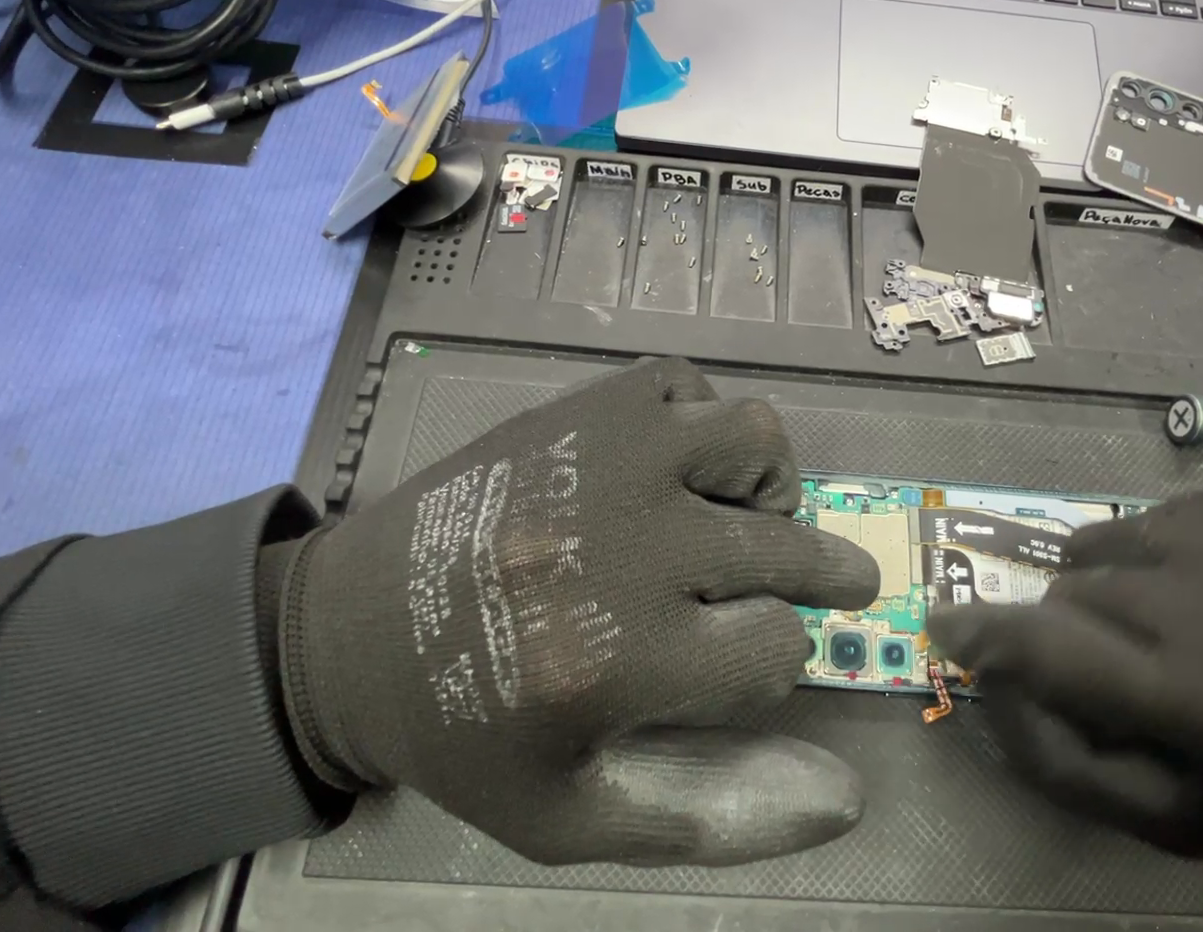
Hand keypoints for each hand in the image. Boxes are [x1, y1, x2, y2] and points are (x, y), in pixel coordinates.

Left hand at [268, 358, 880, 865]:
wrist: (352, 630)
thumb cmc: (465, 731)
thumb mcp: (574, 818)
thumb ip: (715, 819)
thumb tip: (850, 799)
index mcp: (626, 659)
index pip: (776, 646)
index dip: (775, 657)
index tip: (748, 658)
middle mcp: (630, 548)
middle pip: (787, 546)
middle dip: (830, 572)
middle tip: (842, 579)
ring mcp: (607, 462)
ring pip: (753, 437)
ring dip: (768, 482)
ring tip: (746, 509)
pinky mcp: (577, 411)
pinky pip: (679, 383)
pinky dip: (696, 418)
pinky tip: (675, 460)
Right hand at [928, 484, 1202, 923]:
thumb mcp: (1185, 824)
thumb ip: (1069, 763)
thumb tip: (991, 688)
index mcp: (1199, 694)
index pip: (1047, 641)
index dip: (981, 631)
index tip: (945, 625)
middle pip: (1071, 584)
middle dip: (1069, 623)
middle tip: (1117, 658)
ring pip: (1107, 537)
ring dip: (1111, 578)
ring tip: (1168, 617)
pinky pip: (1165, 511)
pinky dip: (1165, 549)